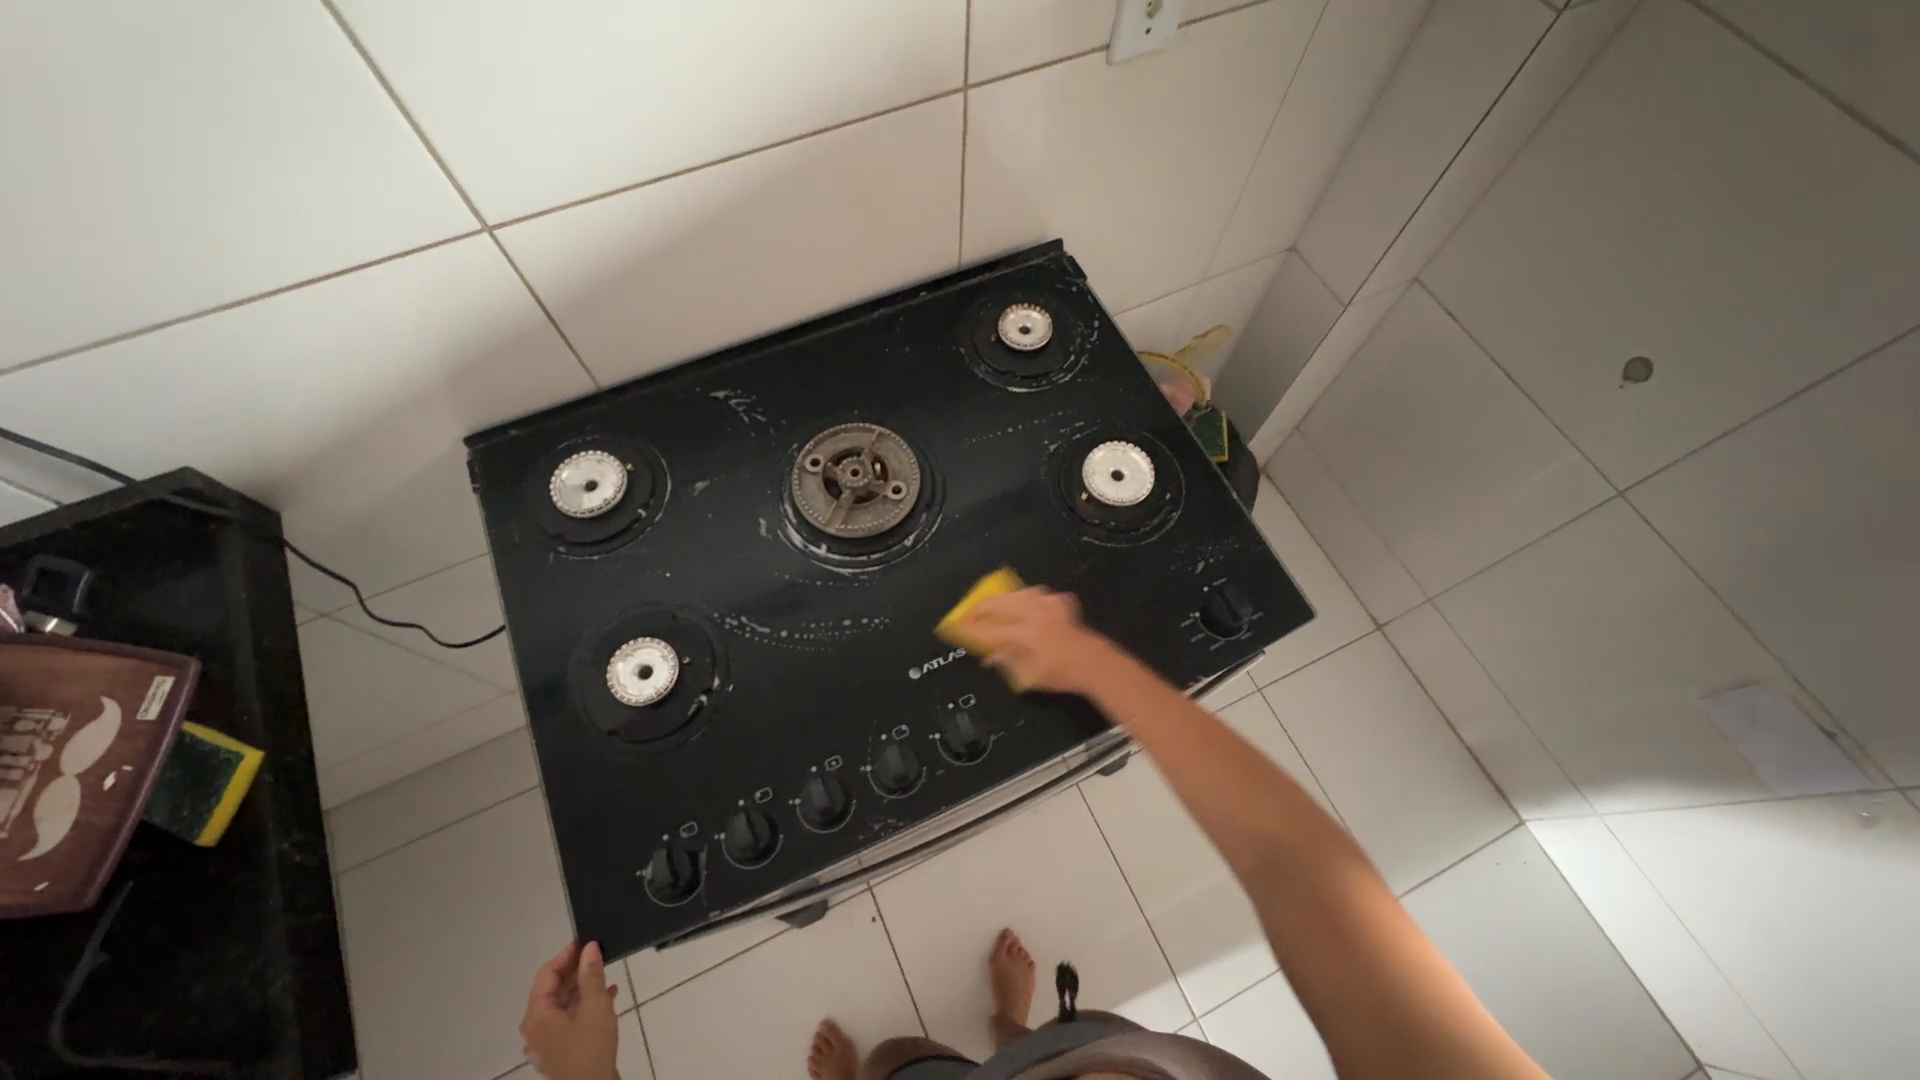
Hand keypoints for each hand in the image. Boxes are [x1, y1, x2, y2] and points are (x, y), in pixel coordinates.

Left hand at [520, 941, 621, 1079]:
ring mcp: (545, 1041)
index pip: (546, 974)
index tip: (587, 941)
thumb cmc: (590, 1047)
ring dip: (582, 987)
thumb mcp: (595, 1006)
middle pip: (552, 990)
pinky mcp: (559, 1050)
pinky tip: (608, 996)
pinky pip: (568, 1019)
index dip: (566, 955)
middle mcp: (535, 1027)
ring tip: (606, 973)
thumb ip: (591, 975)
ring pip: (562, 1004)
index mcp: (537, 1015)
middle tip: (598, 955)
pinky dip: (584, 1005)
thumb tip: (589, 947)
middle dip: (575, 970)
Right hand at [955, 587, 1121, 695]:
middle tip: (967, 615)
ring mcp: (1047, 605)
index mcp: (1023, 633)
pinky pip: (1036, 596)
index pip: (987, 628)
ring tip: (992, 607)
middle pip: (997, 603)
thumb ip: (1005, 661)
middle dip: (979, 609)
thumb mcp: (1028, 675)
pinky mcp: (1059, 603)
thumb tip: (988, 656)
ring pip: (1015, 594)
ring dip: (1002, 600)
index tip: (954, 627)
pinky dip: (1026, 600)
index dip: (968, 628)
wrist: (1093, 664)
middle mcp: (1033, 614)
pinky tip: (1024, 605)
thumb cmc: (1061, 674)